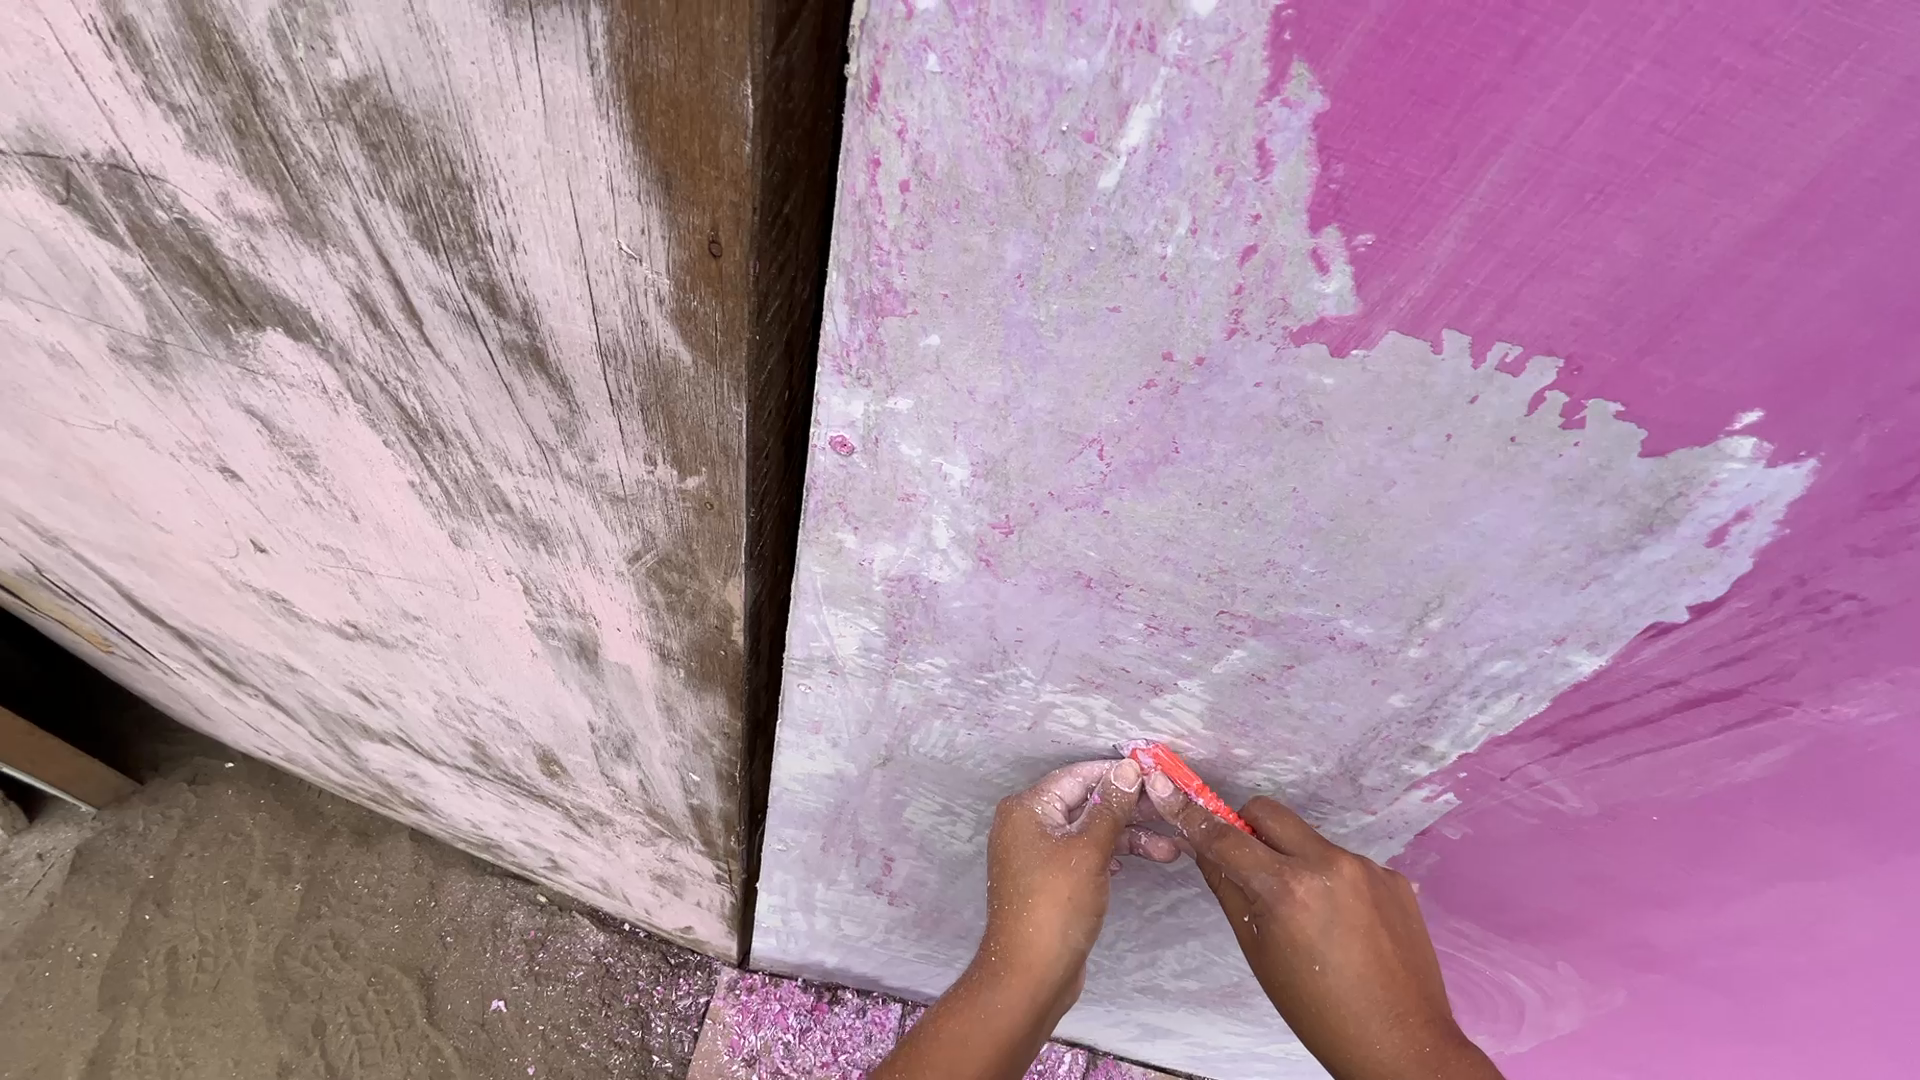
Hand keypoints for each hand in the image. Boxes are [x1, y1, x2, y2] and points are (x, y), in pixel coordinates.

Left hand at [979, 758, 1181, 1001]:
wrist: (1031, 975)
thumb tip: (1128, 767)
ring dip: (1128, 836)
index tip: (1156, 775)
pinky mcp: (1051, 877)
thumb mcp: (1089, 850)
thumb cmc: (1057, 905)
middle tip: (1170, 812)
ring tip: (1171, 848)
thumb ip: (1110, 806)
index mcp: (1028, 807)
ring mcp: (1038, 851)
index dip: (1117, 774)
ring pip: (1089, 830)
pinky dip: (1112, 854)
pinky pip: (1085, 852)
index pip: (1078, 775)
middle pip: (1086, 802)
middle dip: (1129, 808)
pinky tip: (1143, 859)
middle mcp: (1028, 823)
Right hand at [1146, 775, 1502, 1079]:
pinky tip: (1344, 922)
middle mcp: (1328, 865)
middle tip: (1250, 862)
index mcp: (1287, 889)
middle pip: (1267, 812)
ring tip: (1309, 911)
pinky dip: (1332, 879)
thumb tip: (1203, 846)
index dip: (1192, 814)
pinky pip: (1345, 862)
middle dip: (1248, 827)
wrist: (1403, 1047)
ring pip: (1308, 838)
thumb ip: (1227, 887)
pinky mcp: (1394, 878)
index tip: (1167, 788)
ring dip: (1294, 858)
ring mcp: (1367, 868)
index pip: (1225, 837)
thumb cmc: (1316, 1008)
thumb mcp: (1257, 949)